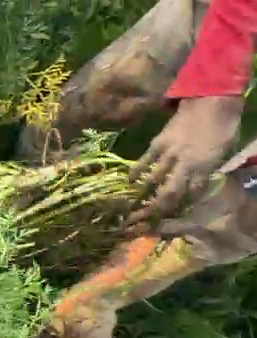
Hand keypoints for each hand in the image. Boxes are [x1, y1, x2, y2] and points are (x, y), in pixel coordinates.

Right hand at [130, 96, 243, 227]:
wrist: (213, 101)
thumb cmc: (225, 123)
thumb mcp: (228, 144)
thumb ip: (212, 162)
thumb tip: (202, 176)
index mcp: (206, 163)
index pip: (194, 188)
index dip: (187, 199)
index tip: (179, 208)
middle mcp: (186, 162)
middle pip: (170, 190)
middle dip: (161, 205)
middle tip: (151, 215)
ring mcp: (169, 154)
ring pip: (154, 178)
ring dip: (145, 191)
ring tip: (136, 201)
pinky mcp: (157, 146)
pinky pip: (143, 162)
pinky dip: (135, 173)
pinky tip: (129, 181)